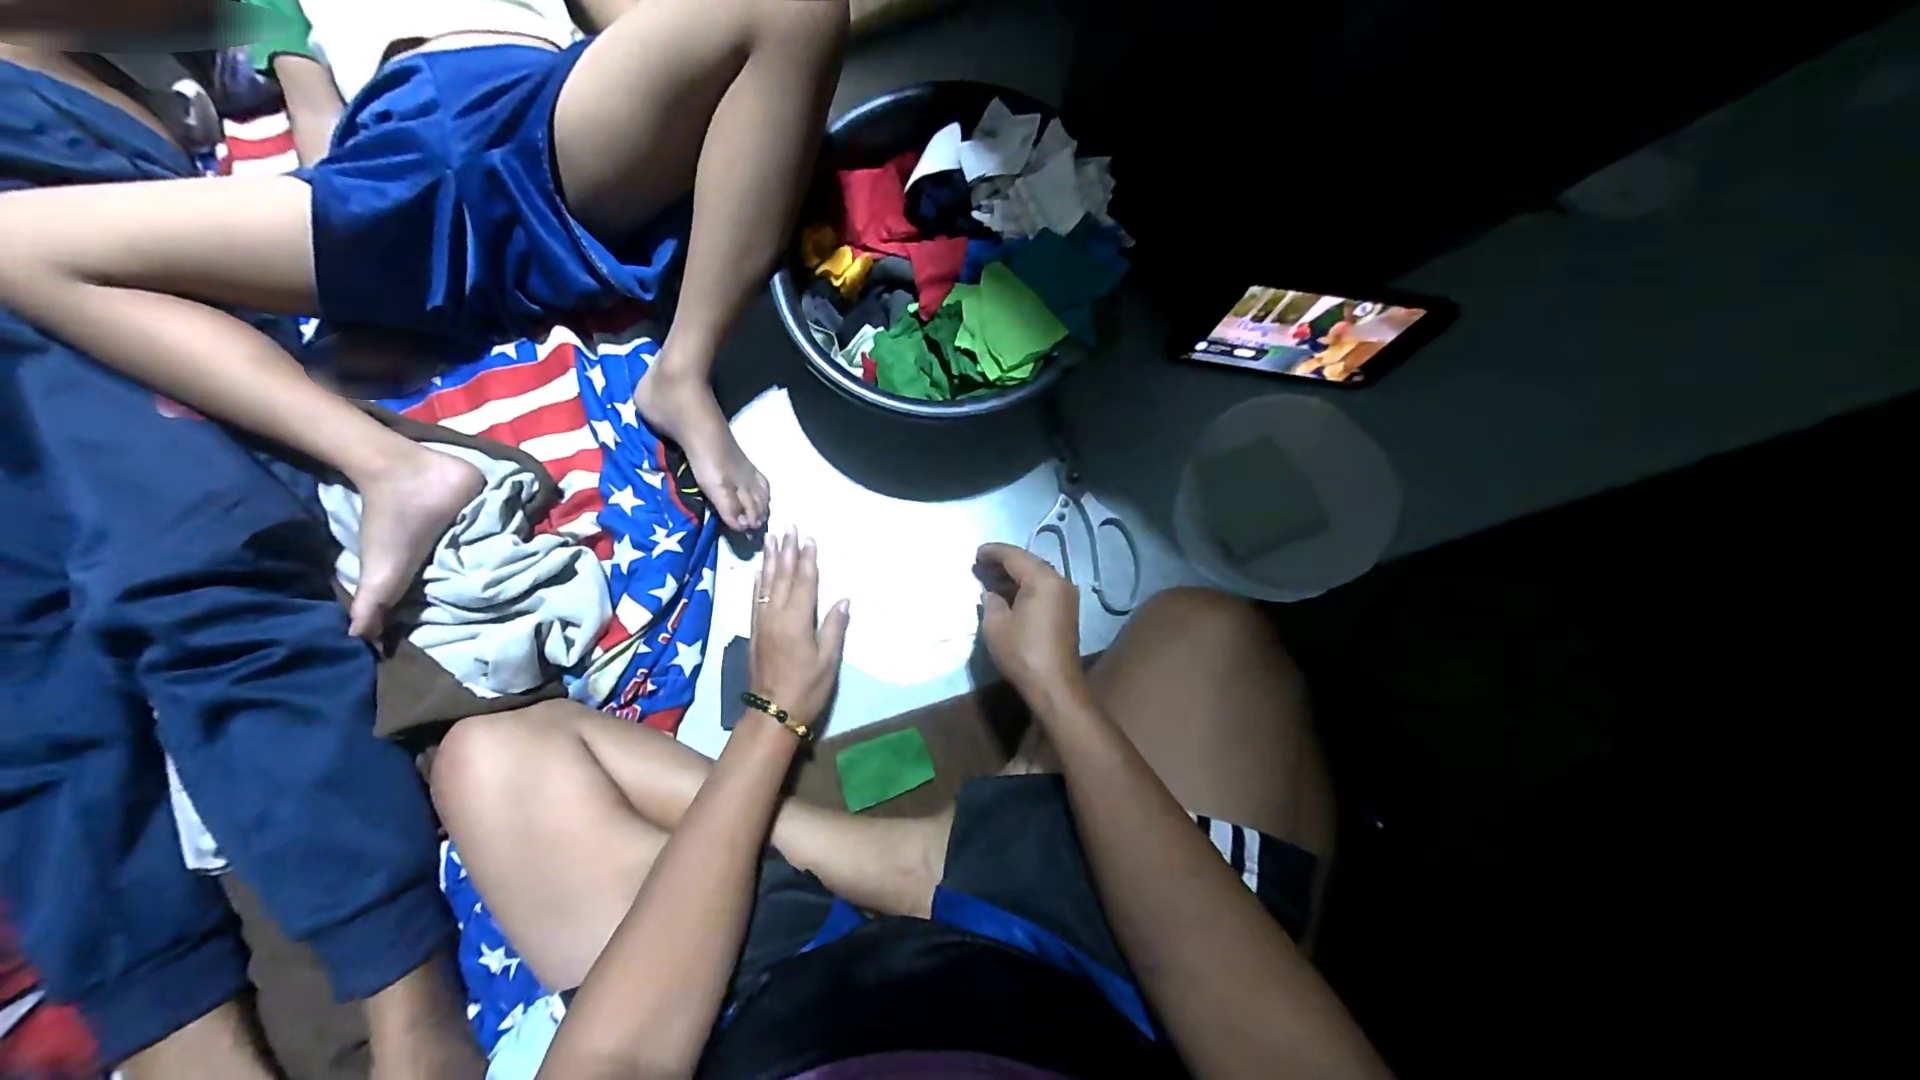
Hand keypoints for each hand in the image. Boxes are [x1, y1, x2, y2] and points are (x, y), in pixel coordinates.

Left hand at [748, 529, 849, 729]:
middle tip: (789, 527)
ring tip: (773, 539)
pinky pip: (756, 599)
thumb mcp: (828, 661)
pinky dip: (758, 582)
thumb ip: (834, 628)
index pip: (804, 582)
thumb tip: (842, 599)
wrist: (772, 712)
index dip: (808, 560)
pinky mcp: (755, 631)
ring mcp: (763, 622)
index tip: (809, 538)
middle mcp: (777, 616)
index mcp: (797, 621)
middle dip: (787, 551)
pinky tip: (759, 570)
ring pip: (766, 584)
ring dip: (771, 560)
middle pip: (783, 577)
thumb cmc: (807, 688)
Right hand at [975, 543, 1083, 704]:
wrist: (1055, 685)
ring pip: (1037, 576)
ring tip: (989, 579)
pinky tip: (1007, 594)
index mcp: (1043, 580)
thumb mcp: (996, 625)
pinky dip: (1025, 587)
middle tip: (980, 565)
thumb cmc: (1023, 652)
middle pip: (1028, 563)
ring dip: (1014, 576)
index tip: (976, 553)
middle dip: (1003, 563)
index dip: (993, 552)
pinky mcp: (1066, 611)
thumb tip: (990, 593)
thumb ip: (991, 602)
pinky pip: (1043, 589)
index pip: (1014, 556)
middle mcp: (1059, 582)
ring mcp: (1066, 596)